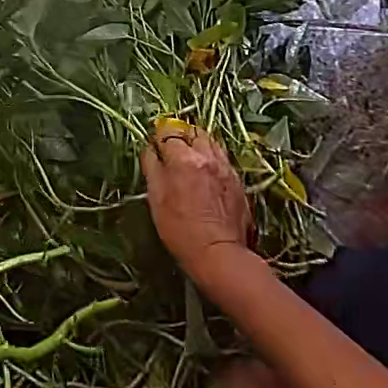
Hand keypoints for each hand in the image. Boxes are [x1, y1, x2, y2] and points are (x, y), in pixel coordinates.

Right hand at [142, 120, 252, 280]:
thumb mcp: (156, 198)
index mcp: (183, 158)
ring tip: (190, 156)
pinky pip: (223, 157)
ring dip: (198, 143)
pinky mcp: (238, 180)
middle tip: (171, 148)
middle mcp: (207, 157)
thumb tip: (149, 149)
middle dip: (180, 135)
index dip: (158, 135)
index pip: (168, 131)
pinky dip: (212, 156)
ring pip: (211, 141)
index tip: (154, 143)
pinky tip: (206, 170)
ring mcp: (225, 167)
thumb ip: (152, 167)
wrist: (220, 255)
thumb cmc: (181, 230)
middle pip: (192, 131)